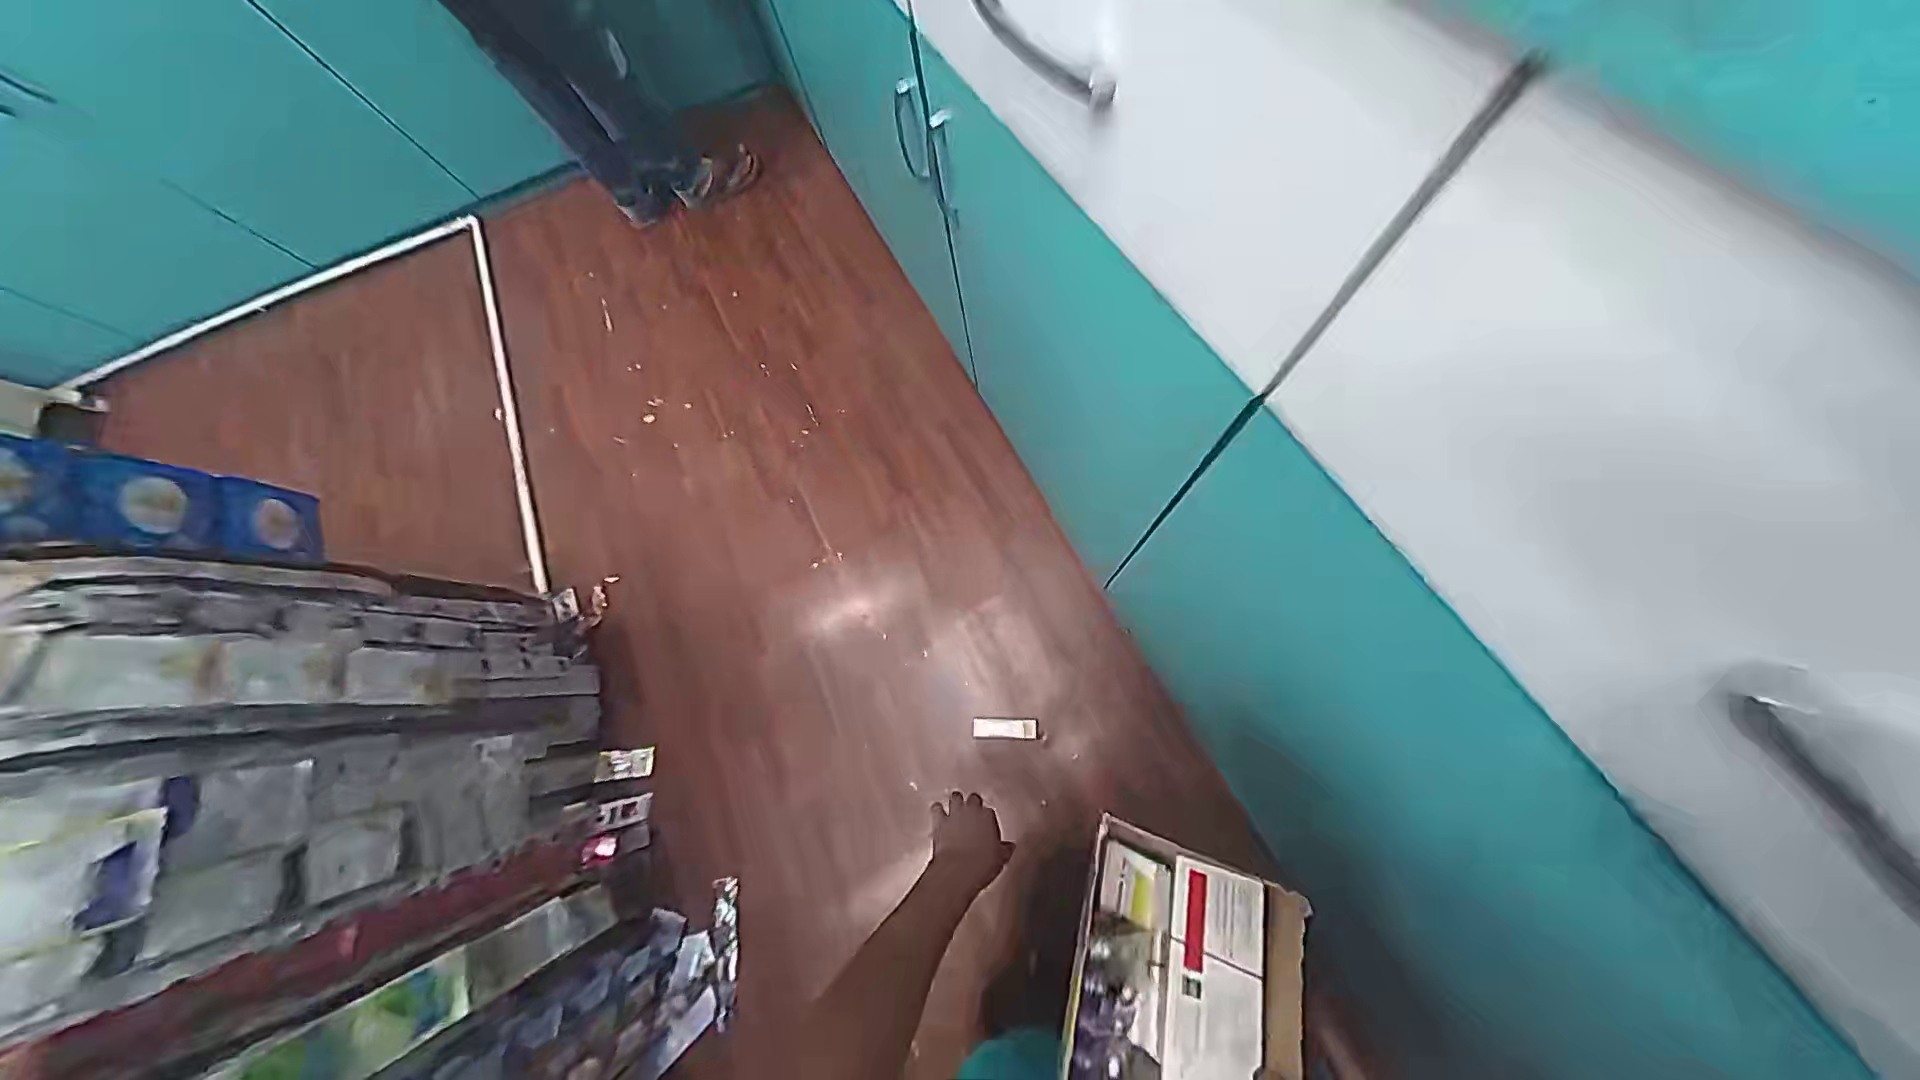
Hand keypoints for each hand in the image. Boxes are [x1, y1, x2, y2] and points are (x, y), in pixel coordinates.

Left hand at [928, 791, 1013, 895]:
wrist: (959, 869)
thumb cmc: (981, 863)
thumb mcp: (1000, 857)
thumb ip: (1004, 849)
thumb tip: (1009, 848)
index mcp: (988, 817)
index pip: (989, 812)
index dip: (987, 819)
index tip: (987, 825)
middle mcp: (971, 811)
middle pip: (973, 798)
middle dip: (972, 803)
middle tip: (973, 811)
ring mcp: (955, 814)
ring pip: (955, 797)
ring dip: (955, 801)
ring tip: (956, 805)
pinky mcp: (940, 821)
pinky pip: (936, 808)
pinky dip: (937, 810)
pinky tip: (937, 811)